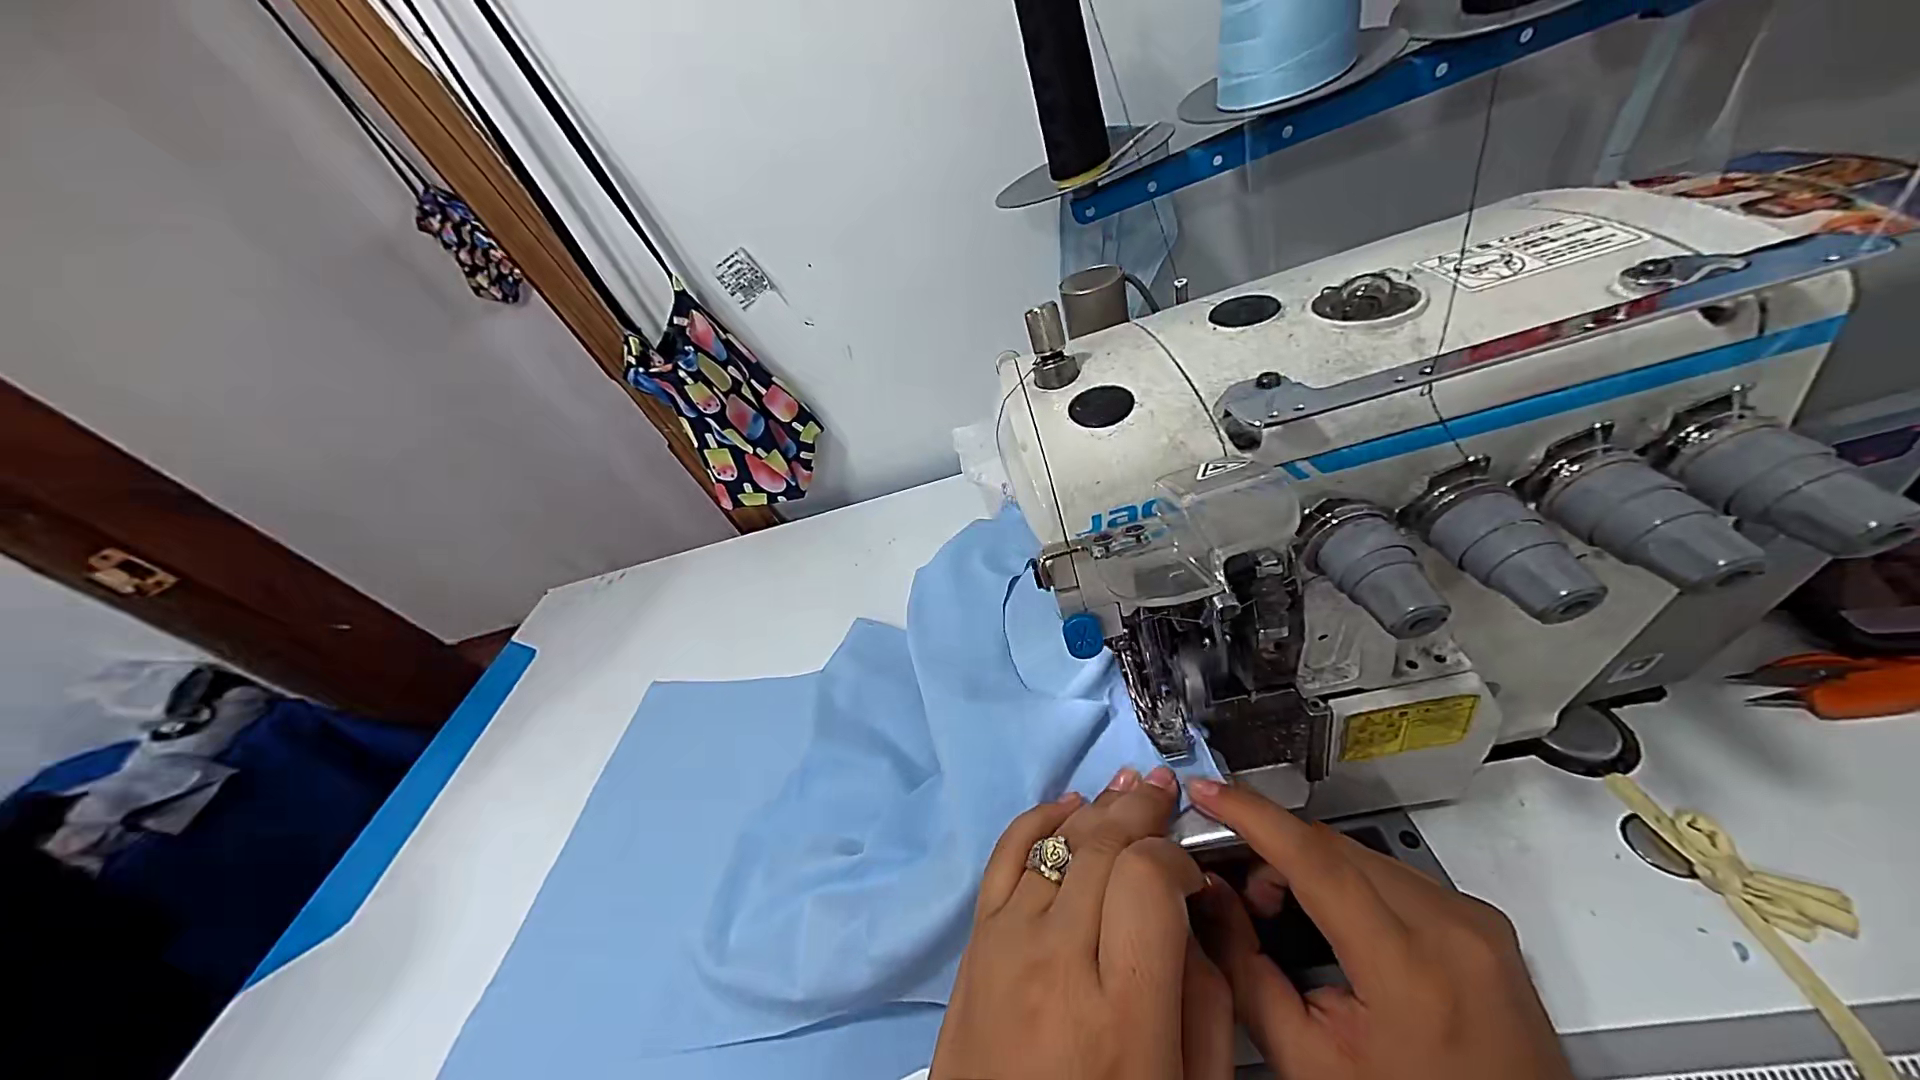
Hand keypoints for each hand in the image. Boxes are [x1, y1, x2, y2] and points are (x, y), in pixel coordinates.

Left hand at [931, 766, 1233, 1079]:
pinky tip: (1066, 805)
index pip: (1147, 879)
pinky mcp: (976, 938)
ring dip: (1097, 809)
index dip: (1174, 857)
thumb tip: (1195, 909)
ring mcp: (1008, 941)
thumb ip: (1205, 997)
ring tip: (1128, 789)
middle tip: (1164, 791)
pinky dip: (1037, 820)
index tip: (1190, 870)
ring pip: (1057, 841)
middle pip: (1102, 847)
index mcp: (1123, 1011)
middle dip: (1141, 811)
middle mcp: (1058, 960)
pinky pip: (1005, 856)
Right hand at [1186, 778, 1573, 1079]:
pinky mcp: (1481, 923)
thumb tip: (1213, 897)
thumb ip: (1245, 971)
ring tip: (1283, 908)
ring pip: (1358, 850)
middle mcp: (1455, 931)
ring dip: (1306, 862)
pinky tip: (1330, 915)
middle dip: (1272, 849)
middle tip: (1241, 887)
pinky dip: (1345, 876)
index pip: (1315, 857)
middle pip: (1332, 846)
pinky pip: (1391, 869)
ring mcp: (1475, 923)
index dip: (1250, 814)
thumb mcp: (1308, 1061)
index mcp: (1413, 971)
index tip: (1210, 791)